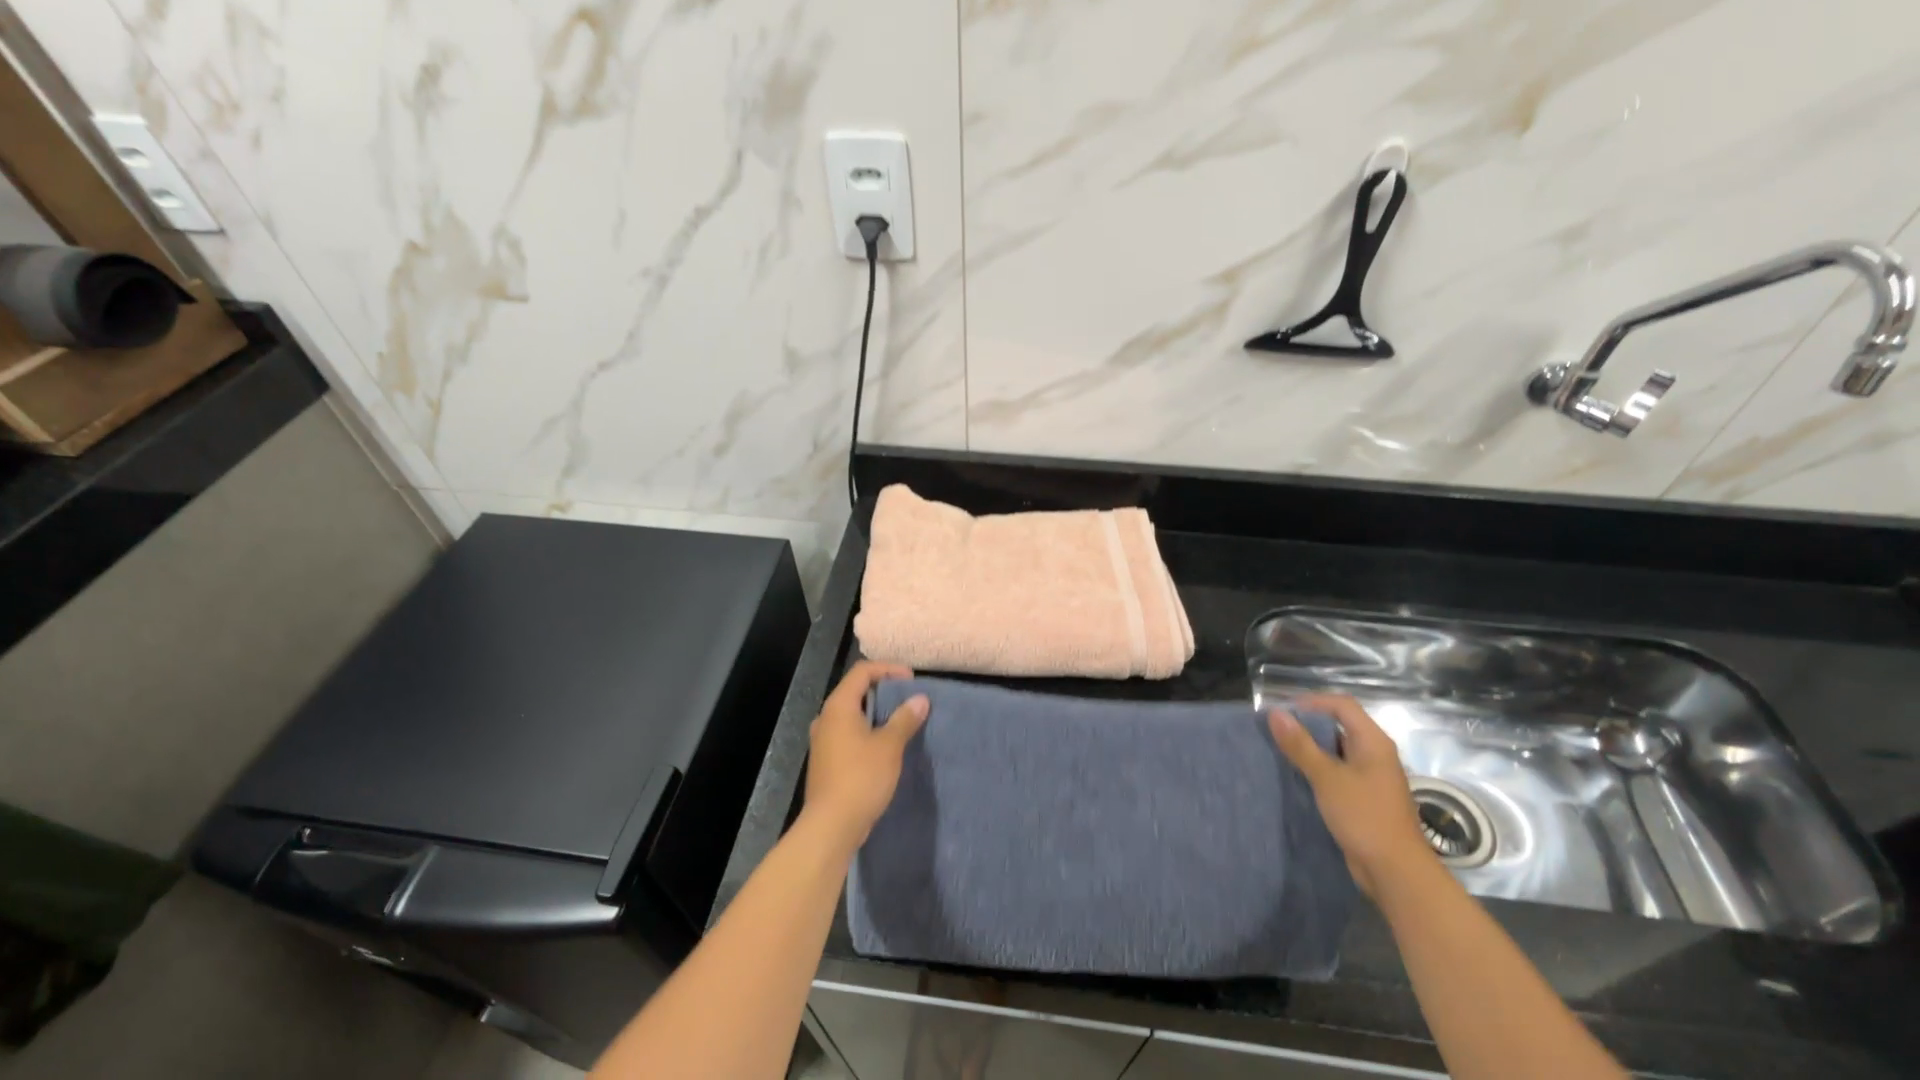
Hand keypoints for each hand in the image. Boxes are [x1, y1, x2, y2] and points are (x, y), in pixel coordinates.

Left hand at [802, 661, 928, 852]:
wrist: (831, 824)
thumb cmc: (861, 778)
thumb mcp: (889, 746)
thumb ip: (905, 719)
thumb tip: (920, 699)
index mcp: (838, 707)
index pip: (862, 672)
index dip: (888, 669)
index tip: (912, 680)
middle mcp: (826, 718)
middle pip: (855, 691)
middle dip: (883, 691)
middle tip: (909, 699)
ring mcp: (823, 740)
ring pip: (852, 715)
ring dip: (876, 713)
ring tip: (901, 722)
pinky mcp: (827, 760)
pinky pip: (848, 734)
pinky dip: (868, 731)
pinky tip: (885, 746)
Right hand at [1268, 694, 1433, 898]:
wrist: (1395, 869)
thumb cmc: (1364, 816)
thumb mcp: (1328, 778)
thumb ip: (1300, 746)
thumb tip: (1275, 713)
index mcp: (1374, 742)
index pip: (1342, 705)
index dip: (1312, 702)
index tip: (1281, 712)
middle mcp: (1375, 754)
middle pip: (1340, 726)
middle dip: (1308, 725)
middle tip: (1275, 731)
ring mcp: (1371, 777)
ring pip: (1337, 751)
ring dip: (1311, 749)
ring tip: (1280, 752)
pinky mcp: (1364, 798)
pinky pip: (1338, 773)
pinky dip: (1317, 770)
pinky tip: (1297, 778)